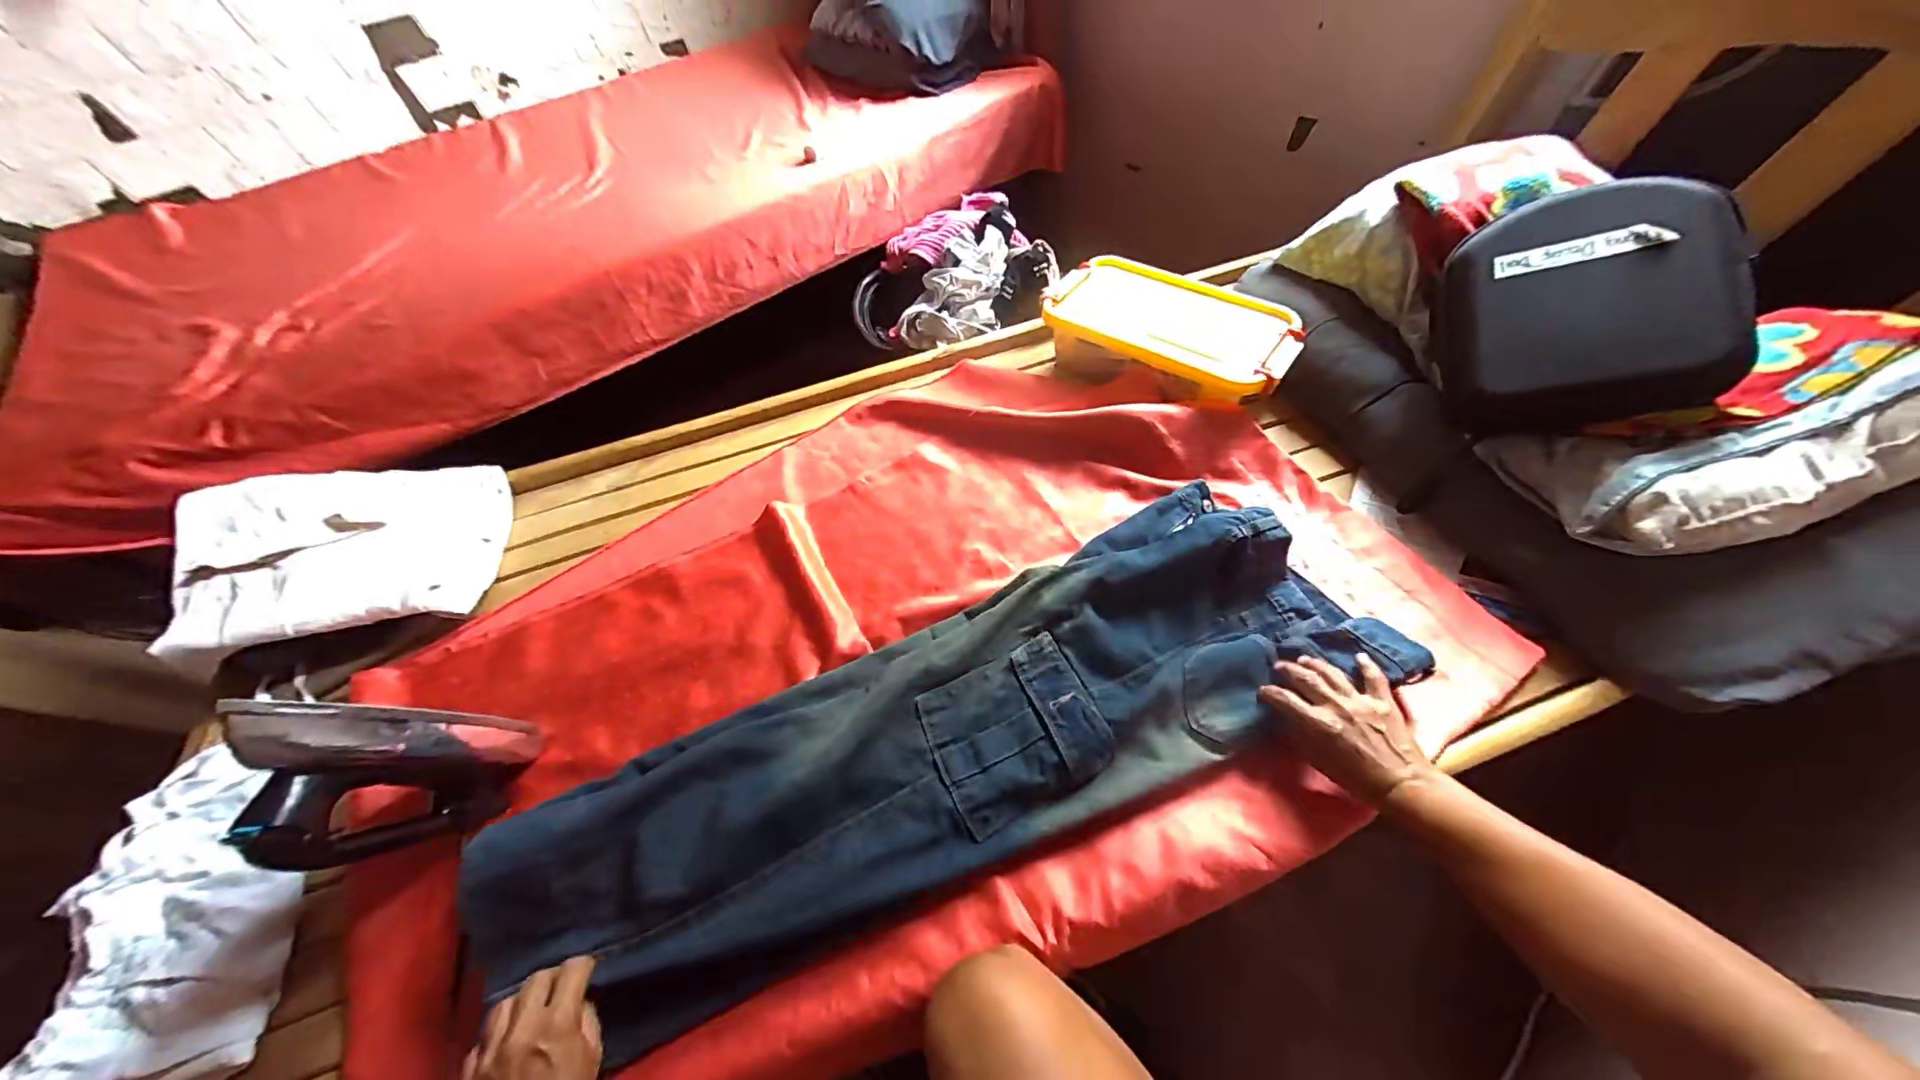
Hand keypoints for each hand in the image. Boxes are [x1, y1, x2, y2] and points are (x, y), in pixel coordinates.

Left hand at [464, 956, 602, 1079]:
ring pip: (505, 1003)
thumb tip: (579, 1002)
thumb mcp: (591, 1060)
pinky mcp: (470, 1070)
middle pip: (536, 980)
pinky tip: (508, 1041)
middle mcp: (521, 1029)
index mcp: (556, 1025)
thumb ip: (586, 1023)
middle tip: (561, 985)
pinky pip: (484, 1036)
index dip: (583, 964)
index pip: (571, 972)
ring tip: (531, 1010)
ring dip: (522, 1001)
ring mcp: (490, 1050)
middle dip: (553, 977)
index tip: (587, 967)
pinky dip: (499, 1032)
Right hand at [1258, 654, 1433, 804]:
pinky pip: (1373, 678)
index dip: (1271, 693)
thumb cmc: (1356, 778)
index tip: (1263, 690)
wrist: (1403, 784)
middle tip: (1278, 666)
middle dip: (1288, 670)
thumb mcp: (1319, 761)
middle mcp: (1337, 706)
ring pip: (1333, 674)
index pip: (1286, 700)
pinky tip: (1359, 656)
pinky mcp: (1383, 702)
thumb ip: (1300, 737)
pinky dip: (1366, 665)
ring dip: (1316, 664)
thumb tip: (1285, 721)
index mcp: (1319, 723)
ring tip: (1304, 659)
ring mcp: (1362, 701)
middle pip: (1307, 679)